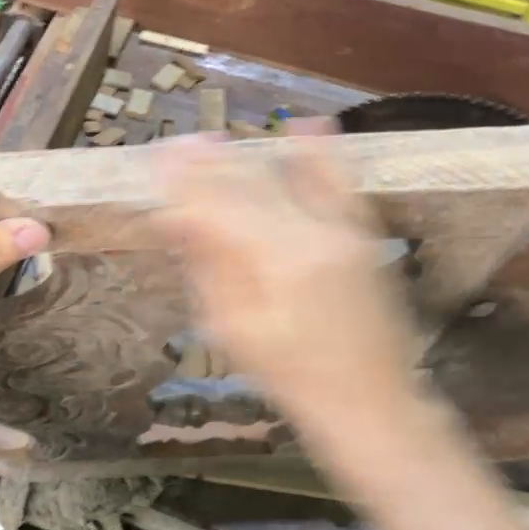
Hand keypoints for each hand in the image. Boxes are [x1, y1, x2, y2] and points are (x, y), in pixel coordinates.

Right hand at [153, 132, 417, 424]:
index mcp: (274, 261)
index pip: (215, 207)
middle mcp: (309, 233)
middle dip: (205, 163)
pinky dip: (321, 153)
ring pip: (285, 179)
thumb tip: (174, 217)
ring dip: (243, 156)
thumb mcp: (234, 332)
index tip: (154, 162)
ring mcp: (342, 230)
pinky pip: (342, 183)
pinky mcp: (363, 236)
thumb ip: (208, 268)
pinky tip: (306, 123)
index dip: (181, 183)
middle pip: (247, 185)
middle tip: (172, 144)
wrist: (374, 406)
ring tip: (209, 138)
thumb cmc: (292, 378)